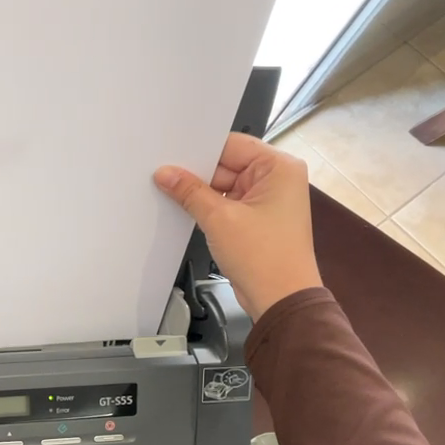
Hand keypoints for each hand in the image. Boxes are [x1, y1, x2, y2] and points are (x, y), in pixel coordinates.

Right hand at [154, 133, 321, 320]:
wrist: (280, 298)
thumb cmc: (265, 257)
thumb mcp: (219, 219)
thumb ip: (190, 192)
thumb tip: (166, 173)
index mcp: (279, 167)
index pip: (232, 146)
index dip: (200, 151)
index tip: (171, 156)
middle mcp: (277, 179)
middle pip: (227, 165)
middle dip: (197, 175)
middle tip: (164, 177)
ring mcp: (267, 200)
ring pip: (224, 186)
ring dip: (201, 194)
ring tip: (172, 196)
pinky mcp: (256, 219)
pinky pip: (227, 204)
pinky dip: (209, 209)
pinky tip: (186, 211)